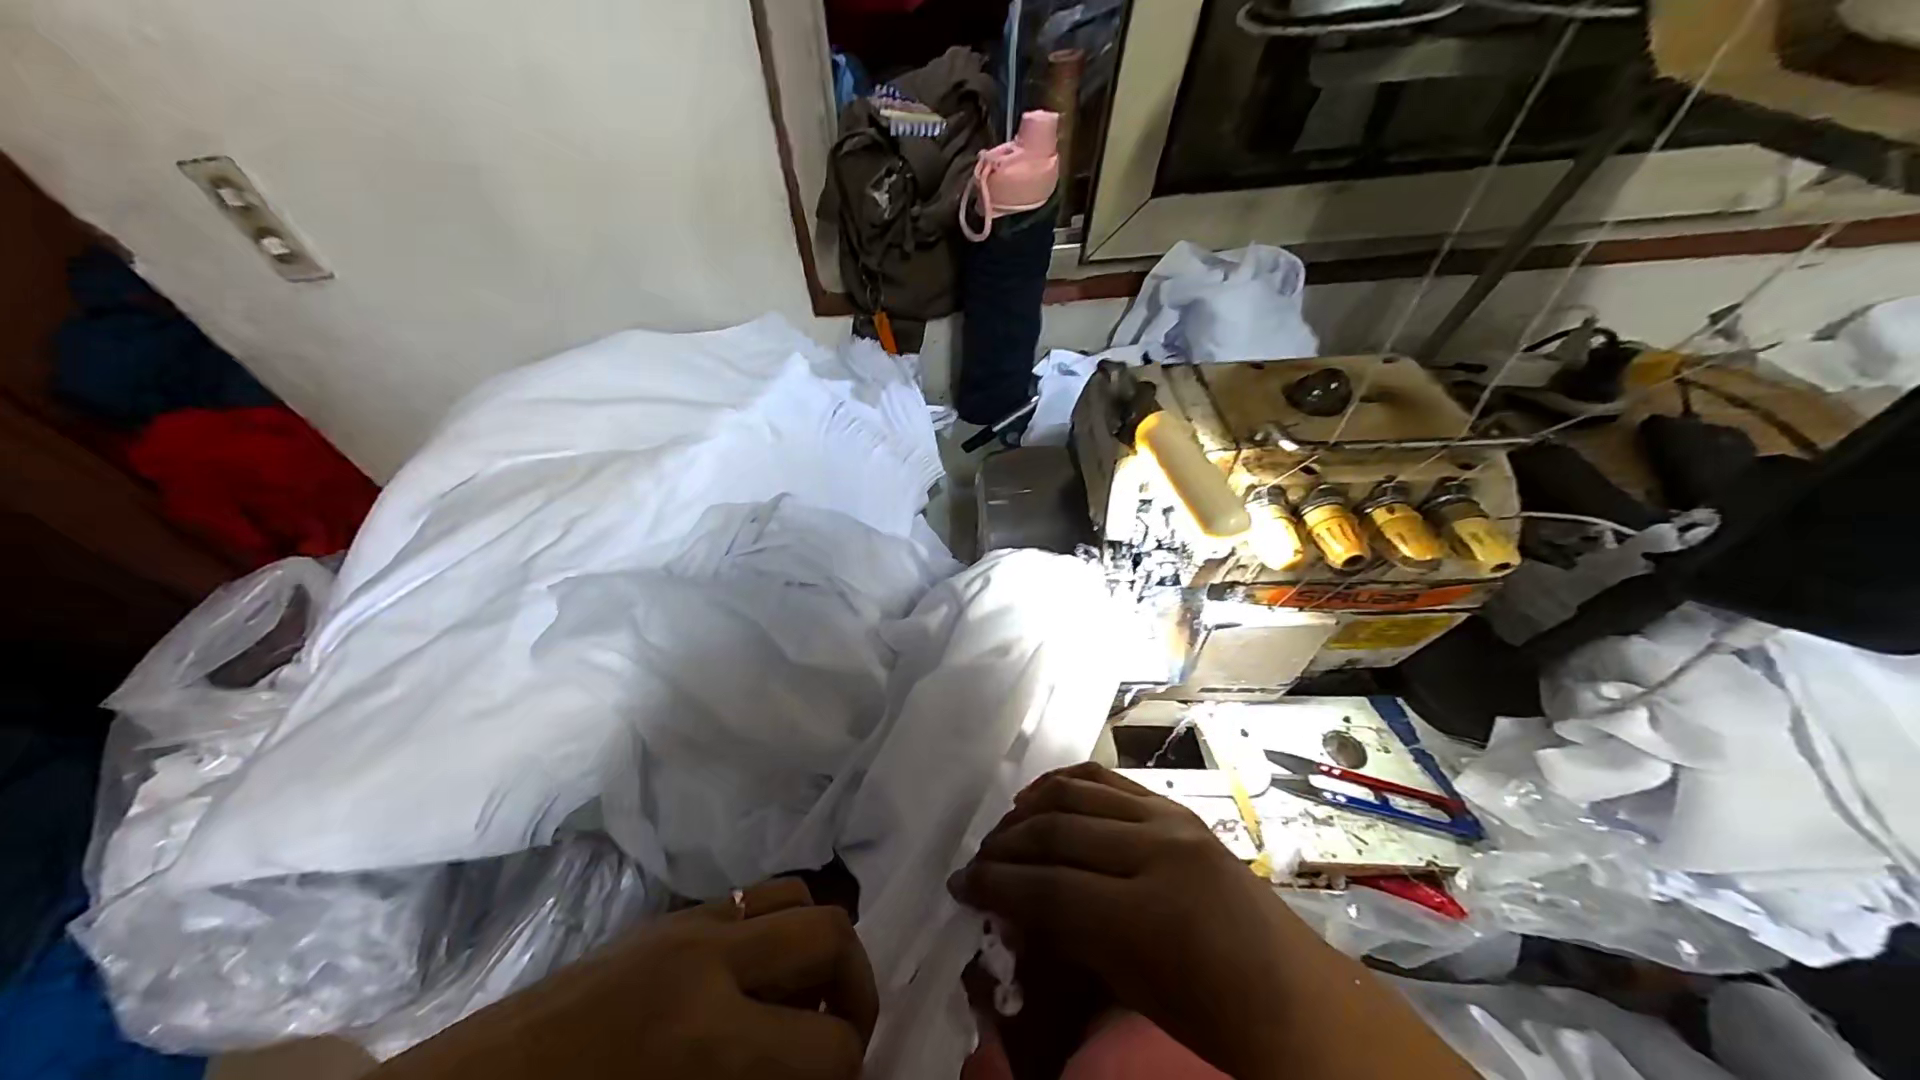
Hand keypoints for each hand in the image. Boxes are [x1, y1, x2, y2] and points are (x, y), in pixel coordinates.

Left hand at [372, 879, 877, 1079]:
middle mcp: (708, 960)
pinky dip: (774, 932)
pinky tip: (752, 983)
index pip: (831, 1049)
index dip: (851, 1077)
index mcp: (707, 1041)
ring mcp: (684, 926)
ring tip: (803, 1002)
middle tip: (841, 1043)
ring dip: (817, 949)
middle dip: (856, 993)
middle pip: (831, 936)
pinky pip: (748, 899)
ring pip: (797, 897)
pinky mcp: (663, 919)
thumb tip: (820, 1075)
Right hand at [947, 763, 1295, 1077]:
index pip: (1046, 886)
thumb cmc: (1207, 1010)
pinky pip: (1109, 781)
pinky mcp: (1178, 808)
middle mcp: (1155, 851)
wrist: (1288, 995)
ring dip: (1031, 808)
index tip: (959, 884)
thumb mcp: (1124, 983)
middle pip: (1056, 832)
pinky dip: (1067, 783)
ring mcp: (1170, 821)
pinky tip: (1043, 794)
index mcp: (1144, 915)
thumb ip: (1065, 931)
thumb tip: (1011, 902)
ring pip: (1077, 795)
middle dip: (1005, 846)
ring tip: (1005, 827)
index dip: (994, 884)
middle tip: (976, 860)